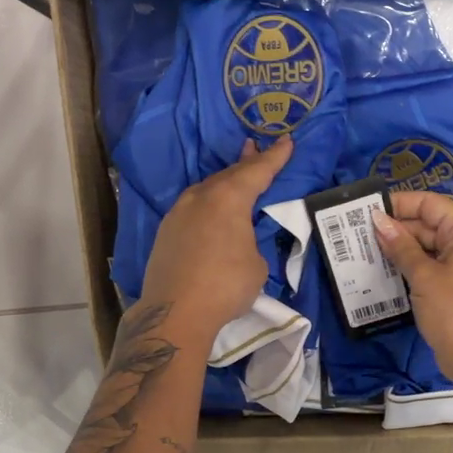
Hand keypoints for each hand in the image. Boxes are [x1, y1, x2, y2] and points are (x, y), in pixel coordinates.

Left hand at [141, 136, 294, 337]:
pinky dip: (208, 207)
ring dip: (223, 185)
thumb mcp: (256, 264)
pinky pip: (194, 210)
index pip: (257, 171)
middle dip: (245, 165)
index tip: (286, 141)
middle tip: (255, 150)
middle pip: (228, 176)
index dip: (275, 157)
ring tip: (234, 179)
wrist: (176, 311)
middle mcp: (200, 197)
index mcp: (228, 198)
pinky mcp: (166, 233)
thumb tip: (237, 242)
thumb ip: (250, 242)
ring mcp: (178, 214)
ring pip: (207, 192)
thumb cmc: (226, 286)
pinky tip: (212, 214)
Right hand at [372, 191, 452, 384]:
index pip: (432, 204)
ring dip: (400, 249)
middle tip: (361, 234)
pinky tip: (384, 270)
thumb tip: (378, 220)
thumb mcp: (423, 277)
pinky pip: (430, 266)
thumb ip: (401, 246)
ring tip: (367, 250)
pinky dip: (410, 266)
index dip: (401, 204)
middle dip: (397, 229)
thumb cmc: (451, 312)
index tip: (371, 210)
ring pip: (427, 247)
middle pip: (429, 225)